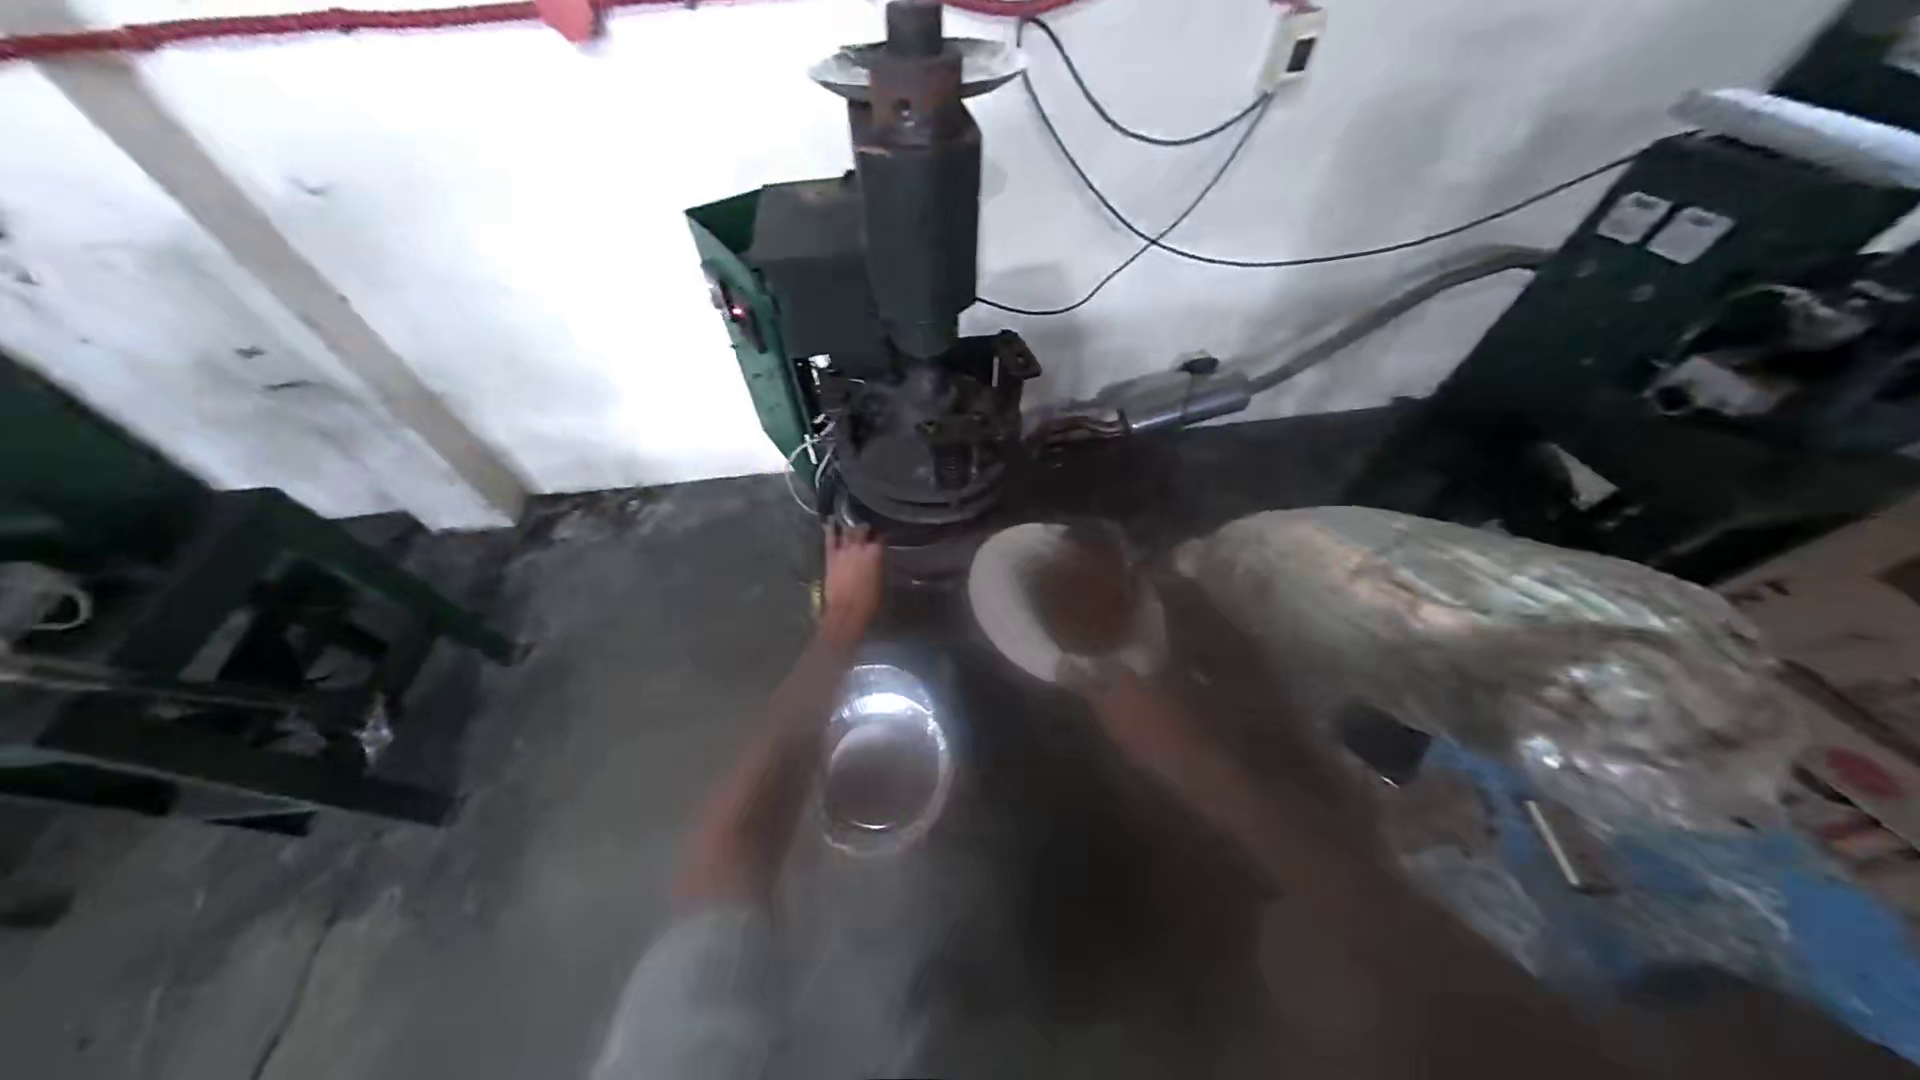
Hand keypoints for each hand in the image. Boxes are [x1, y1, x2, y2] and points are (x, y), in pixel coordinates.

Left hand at [820, 523, 882, 646]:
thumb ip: (879, 565)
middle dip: (865, 526)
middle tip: (867, 525)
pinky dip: (830, 528)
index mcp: (875, 553)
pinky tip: (829, 521)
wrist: (847, 610)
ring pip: (847, 530)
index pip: (880, 536)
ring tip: (850, 519)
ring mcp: (843, 550)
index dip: (882, 534)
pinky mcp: (831, 556)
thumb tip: (877, 559)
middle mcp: (860, 547)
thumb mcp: (881, 581)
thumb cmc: (869, 601)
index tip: (883, 533)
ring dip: (849, 525)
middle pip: (862, 529)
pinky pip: (830, 538)